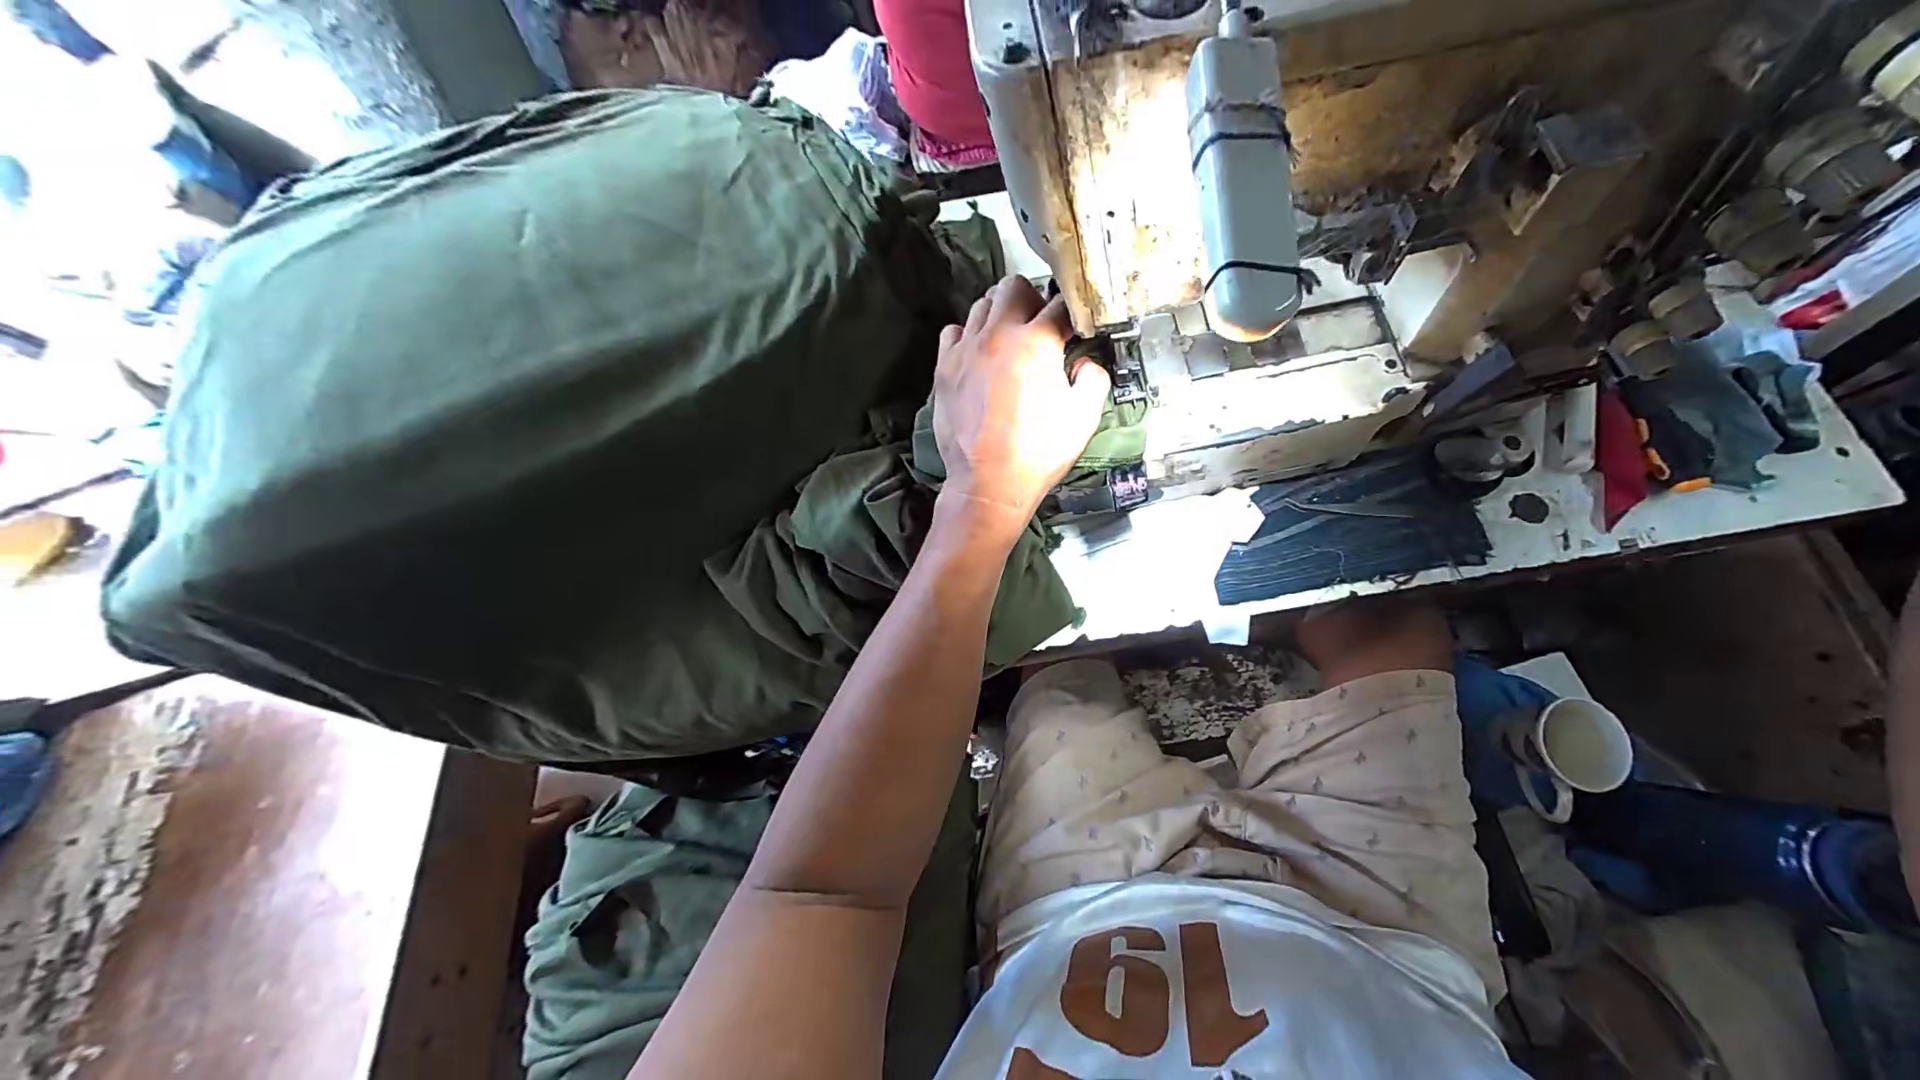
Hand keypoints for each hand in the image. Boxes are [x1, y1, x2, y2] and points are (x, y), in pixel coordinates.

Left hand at [932, 276, 1111, 531]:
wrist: (989, 484)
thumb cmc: (1038, 453)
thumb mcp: (1084, 417)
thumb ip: (1093, 378)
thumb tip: (1085, 362)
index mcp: (1036, 342)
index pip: (1060, 305)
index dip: (1071, 313)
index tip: (1073, 327)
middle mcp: (998, 335)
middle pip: (1013, 286)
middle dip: (1031, 299)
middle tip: (1039, 324)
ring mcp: (966, 349)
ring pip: (981, 304)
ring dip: (1000, 314)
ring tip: (1009, 338)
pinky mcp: (944, 368)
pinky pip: (954, 331)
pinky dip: (968, 334)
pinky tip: (979, 353)